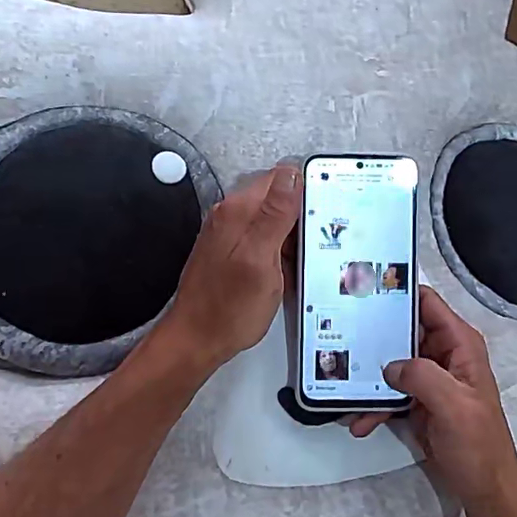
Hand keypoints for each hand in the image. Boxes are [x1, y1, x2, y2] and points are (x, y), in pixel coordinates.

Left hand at [158, 164, 300, 367]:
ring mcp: (231, 230)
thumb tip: (293, 175)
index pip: (283, 177)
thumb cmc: (228, 308)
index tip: (320, 216)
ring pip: (275, 216)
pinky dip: (281, 248)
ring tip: (298, 261)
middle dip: (302, 215)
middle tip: (312, 244)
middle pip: (280, 195)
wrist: (196, 341)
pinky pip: (266, 235)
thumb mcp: (261, 259)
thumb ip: (276, 214)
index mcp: (240, 210)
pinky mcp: (233, 247)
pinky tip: (285, 268)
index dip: (308, 192)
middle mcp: (232, 214)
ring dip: (292, 234)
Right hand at [352, 286, 516, 506]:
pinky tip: (360, 421)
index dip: (401, 294)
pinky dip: (375, 405)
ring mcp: (431, 378)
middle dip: (375, 339)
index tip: (368, 292)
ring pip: (393, 365)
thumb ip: (423, 376)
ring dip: (371, 381)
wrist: (485, 488)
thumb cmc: (477, 443)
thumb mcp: (453, 405)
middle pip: (404, 332)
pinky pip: (391, 394)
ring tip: (347, 395)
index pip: (428, 304)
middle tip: (343, 341)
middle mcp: (445, 354)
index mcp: (460, 344)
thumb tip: (390, 366)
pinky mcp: (419, 402)